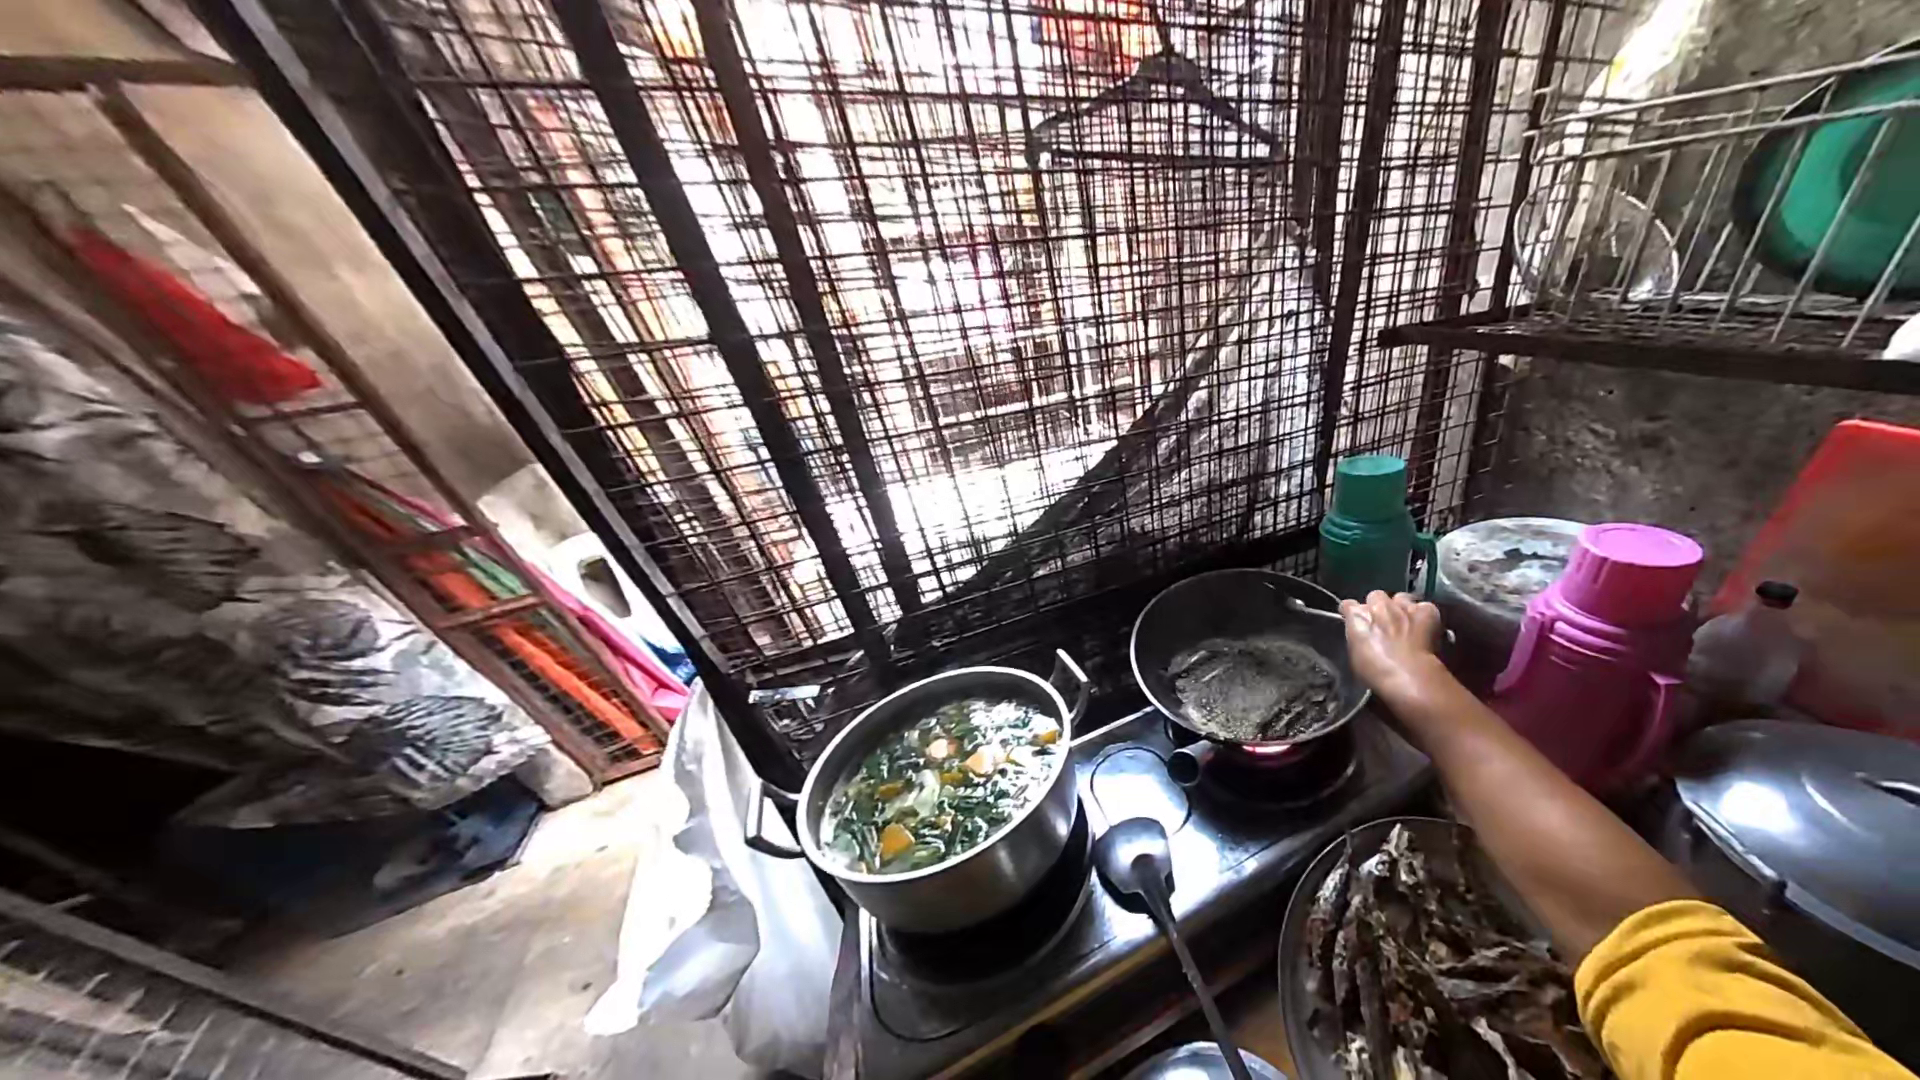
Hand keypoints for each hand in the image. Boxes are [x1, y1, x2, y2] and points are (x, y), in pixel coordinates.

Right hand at [1340, 590, 1444, 703]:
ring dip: (1401, 607)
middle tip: (1383, 622)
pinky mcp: (1427, 612)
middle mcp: (1379, 606)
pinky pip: (1425, 607)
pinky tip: (1424, 626)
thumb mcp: (1354, 653)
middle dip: (1378, 606)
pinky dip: (1425, 614)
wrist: (1409, 675)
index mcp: (1357, 615)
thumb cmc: (1374, 671)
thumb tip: (1362, 635)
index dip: (1352, 612)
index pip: (1348, 605)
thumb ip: (1357, 636)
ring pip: (1401, 597)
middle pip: (1375, 596)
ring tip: (1405, 622)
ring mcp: (1404, 607)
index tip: (1355, 620)